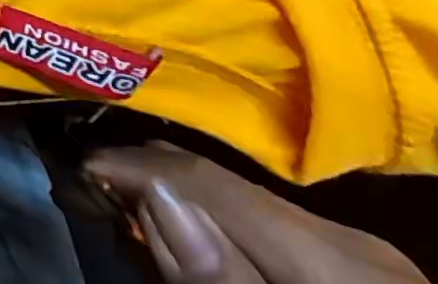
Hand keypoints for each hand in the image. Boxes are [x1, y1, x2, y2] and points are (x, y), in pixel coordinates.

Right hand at [87, 143, 427, 283]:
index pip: (215, 184)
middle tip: (89, 192)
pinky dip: (214, 228)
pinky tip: (186, 238)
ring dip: (178, 203)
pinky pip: (263, 226)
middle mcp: (352, 239)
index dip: (139, 169)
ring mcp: (358, 251)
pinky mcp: (354, 269)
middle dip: (153, 181)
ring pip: (240, 200)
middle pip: (226, 185)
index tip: (78, 170)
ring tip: (125, 205)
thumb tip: (155, 193)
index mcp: (342, 265)